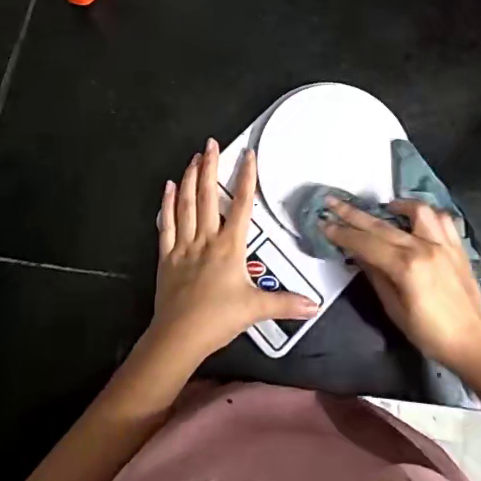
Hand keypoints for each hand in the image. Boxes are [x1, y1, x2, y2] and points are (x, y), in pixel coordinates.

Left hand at [144, 139, 317, 368]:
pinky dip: (167, 204)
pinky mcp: (167, 256)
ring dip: (190, 179)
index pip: (242, 205)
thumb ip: (286, 303)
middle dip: (211, 167)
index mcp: (230, 247)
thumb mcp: (256, 309)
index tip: (248, 155)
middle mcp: (207, 239)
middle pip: (209, 196)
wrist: (179, 336)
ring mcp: (184, 245)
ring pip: (187, 204)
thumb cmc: (218, 319)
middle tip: (211, 144)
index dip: (246, 178)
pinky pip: (166, 224)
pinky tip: (169, 187)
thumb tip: (313, 305)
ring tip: (194, 158)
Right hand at [321, 198, 480, 379]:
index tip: (324, 223)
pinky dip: (426, 214)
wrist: (473, 342)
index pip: (366, 243)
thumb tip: (358, 253)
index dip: (342, 233)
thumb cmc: (430, 334)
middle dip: (354, 213)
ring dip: (397, 206)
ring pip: (418, 211)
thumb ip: (375, 276)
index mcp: (406, 266)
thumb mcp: (394, 310)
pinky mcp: (456, 246)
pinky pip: (442, 219)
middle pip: (382, 225)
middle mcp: (424, 247)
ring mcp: (443, 244)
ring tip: (384, 208)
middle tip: (333, 202)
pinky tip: (416, 218)